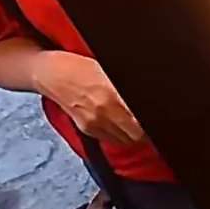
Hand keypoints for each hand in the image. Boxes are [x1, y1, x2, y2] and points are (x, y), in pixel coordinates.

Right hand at [28, 50, 144, 143]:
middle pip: (137, 134)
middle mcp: (103, 111)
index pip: (141, 120)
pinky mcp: (87, 129)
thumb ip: (130, 89)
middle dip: (146, 131)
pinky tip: (122, 125)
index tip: (157, 120)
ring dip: (135, 135)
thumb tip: (149, 97)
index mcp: (113, 94)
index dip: (151, 122)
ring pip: (126, 140)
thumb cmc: (83, 67)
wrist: (52, 75)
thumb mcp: (111, 72)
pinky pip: (112, 140)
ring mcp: (94, 123)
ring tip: (137, 124)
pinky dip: (121, 136)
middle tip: (150, 124)